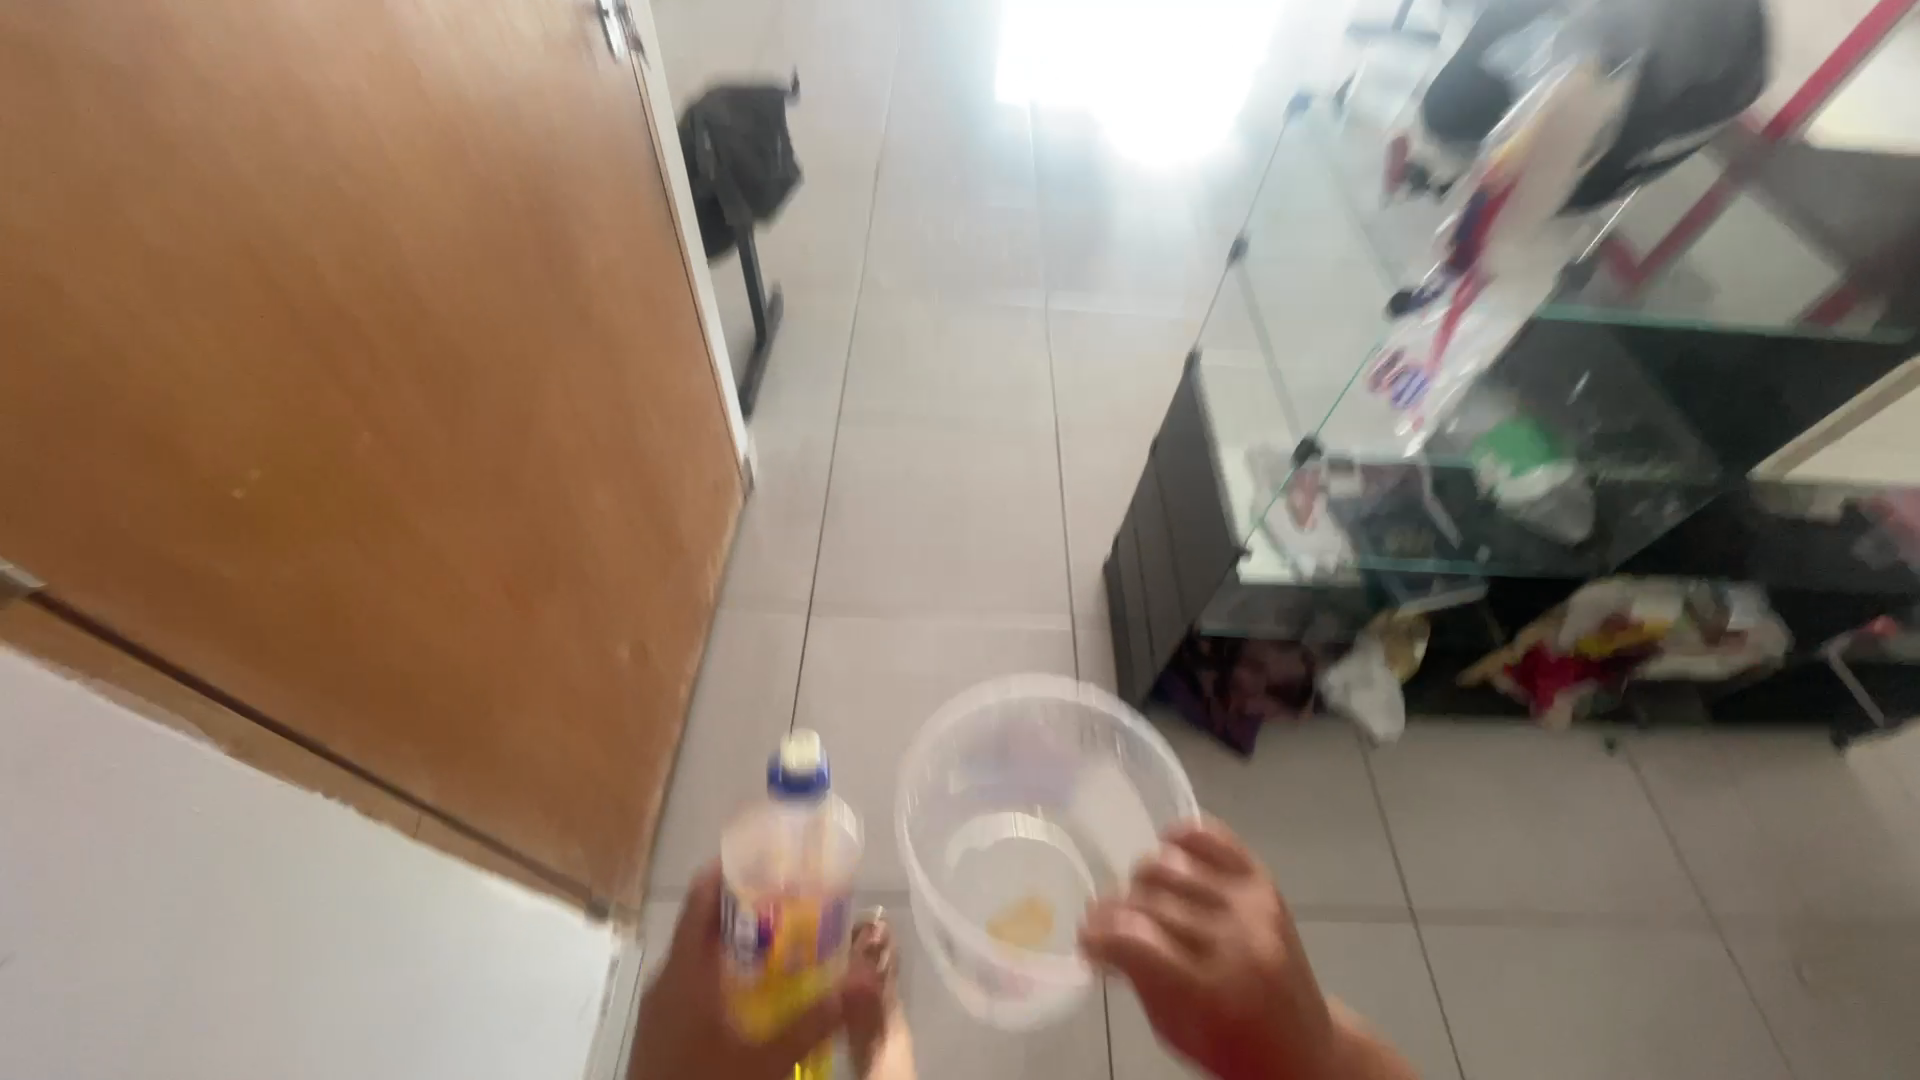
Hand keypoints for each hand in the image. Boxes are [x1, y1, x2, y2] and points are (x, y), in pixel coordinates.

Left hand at [628, 862, 877, 1079]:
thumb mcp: (766, 1059)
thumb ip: (816, 1018)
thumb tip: (866, 980)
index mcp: (685, 969)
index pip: (703, 895)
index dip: (734, 868)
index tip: (772, 856)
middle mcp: (668, 977)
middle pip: (706, 921)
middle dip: (750, 906)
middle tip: (794, 897)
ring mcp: (660, 1004)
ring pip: (700, 953)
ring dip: (738, 941)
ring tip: (784, 938)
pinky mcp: (661, 1029)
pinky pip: (693, 980)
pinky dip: (724, 970)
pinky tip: (755, 989)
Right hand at [1079, 818, 1335, 1079]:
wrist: (1303, 1048)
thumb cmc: (1227, 1047)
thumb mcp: (1172, 1028)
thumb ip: (1136, 973)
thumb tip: (1098, 930)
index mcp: (1210, 990)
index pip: (1136, 939)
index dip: (1099, 933)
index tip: (1086, 938)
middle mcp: (1235, 940)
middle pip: (1149, 899)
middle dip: (1114, 909)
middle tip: (1106, 920)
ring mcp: (1251, 905)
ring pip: (1170, 864)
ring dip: (1142, 880)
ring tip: (1139, 898)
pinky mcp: (1262, 881)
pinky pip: (1212, 837)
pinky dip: (1181, 837)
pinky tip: (1168, 853)